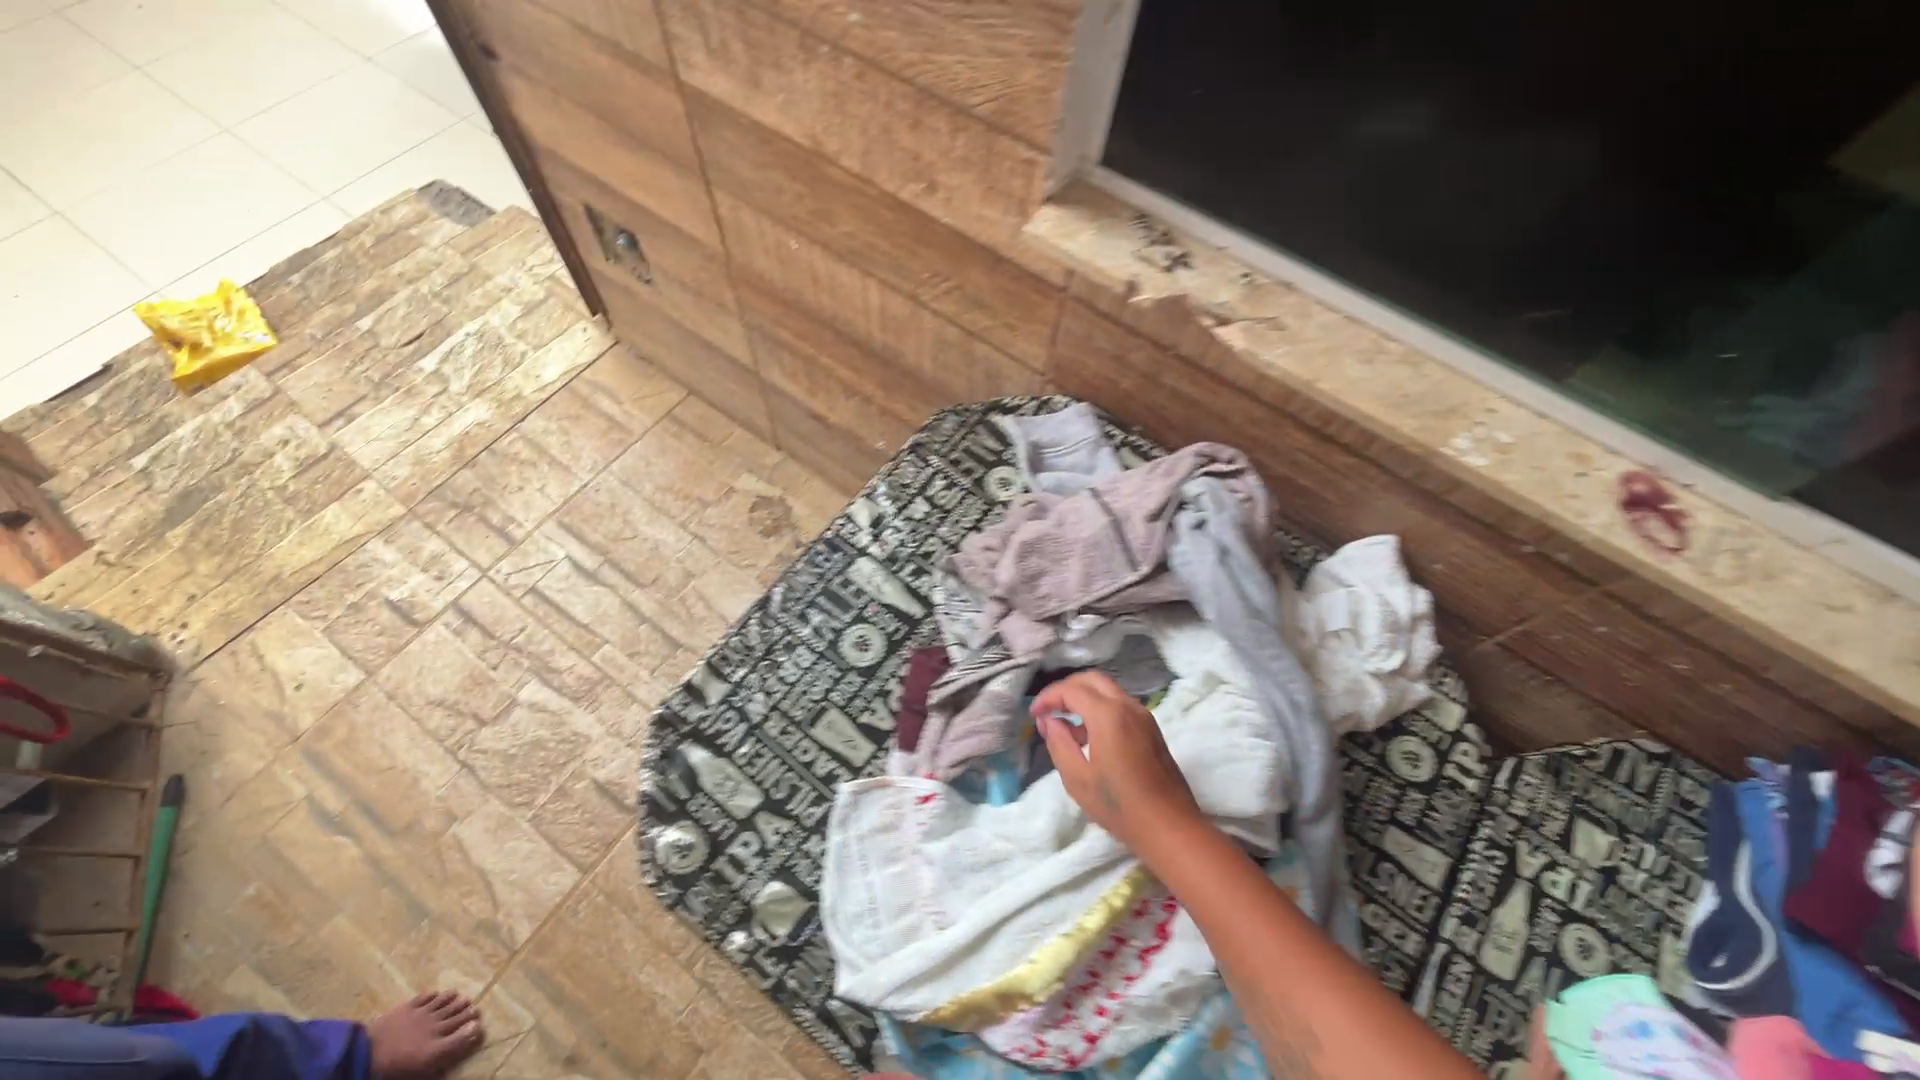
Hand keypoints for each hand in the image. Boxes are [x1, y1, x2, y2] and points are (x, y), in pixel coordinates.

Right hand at [1032, 671, 1205, 855]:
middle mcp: (1128, 707)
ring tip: (1066, 727)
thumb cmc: (1119, 806)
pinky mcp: (1151, 729)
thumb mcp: (1077, 779)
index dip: (1048, 697)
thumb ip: (1059, 743)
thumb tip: (1049, 721)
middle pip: (1092, 679)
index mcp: (1108, 715)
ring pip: (1108, 690)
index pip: (1071, 690)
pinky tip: (1089, 737)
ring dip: (1084, 698)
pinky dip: (1100, 708)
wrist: (1169, 827)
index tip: (1033, 714)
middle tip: (1048, 710)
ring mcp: (1144, 716)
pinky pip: (1121, 705)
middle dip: (1066, 689)